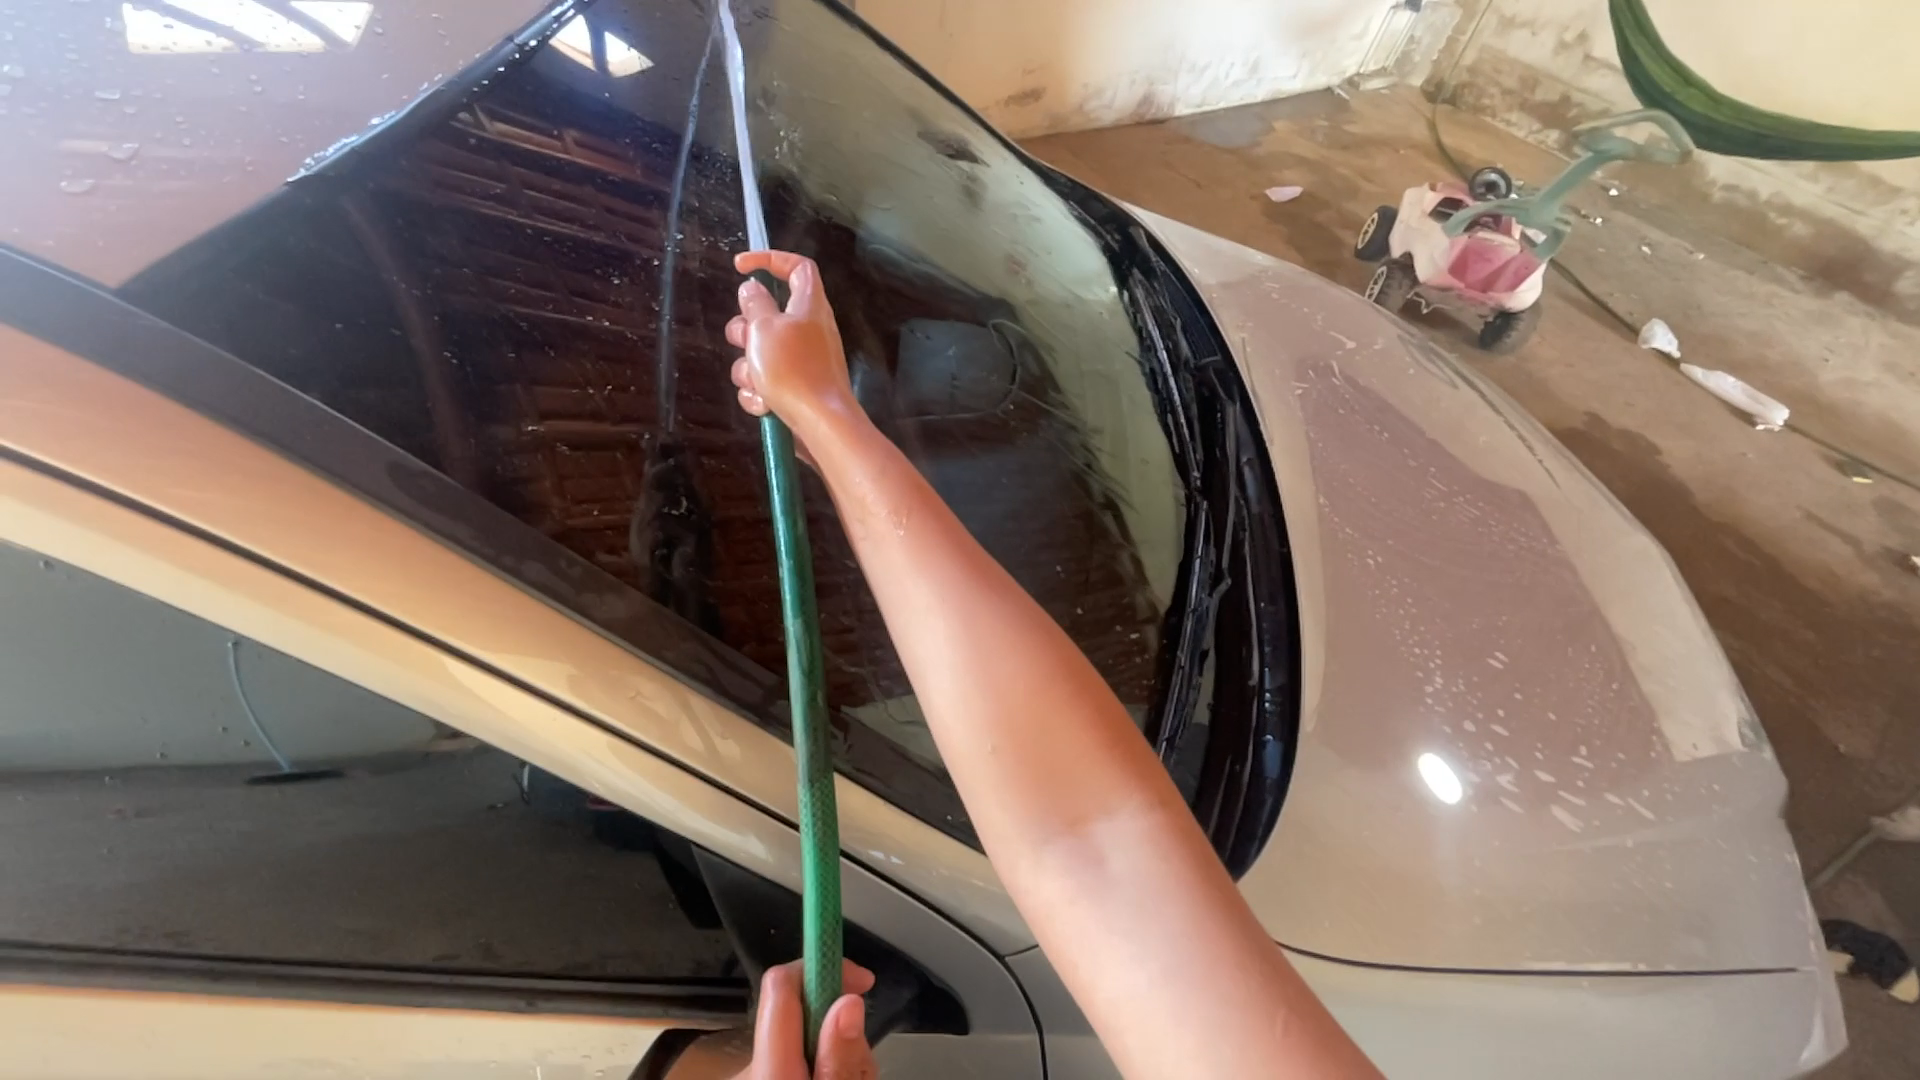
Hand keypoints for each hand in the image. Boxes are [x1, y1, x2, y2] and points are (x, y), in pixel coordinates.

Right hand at [727, 251, 858, 438]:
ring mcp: (802, 361)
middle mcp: (808, 330)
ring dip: (748, 368)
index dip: (770, 259)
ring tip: (757, 382)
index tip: (740, 267)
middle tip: (745, 342)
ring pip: (759, 352)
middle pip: (767, 314)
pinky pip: (765, 382)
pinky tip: (763, 404)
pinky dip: (759, 392)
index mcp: (809, 306)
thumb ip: (755, 304)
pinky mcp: (796, 389)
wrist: (819, 425)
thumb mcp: (765, 328)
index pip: (797, 267)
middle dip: (745, 329)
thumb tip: (752, 289)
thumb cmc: (793, 370)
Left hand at [733, 958, 878, 1079]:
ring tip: (852, 1077)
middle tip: (863, 1059)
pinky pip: (792, 1055)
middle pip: (799, 1010)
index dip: (822, 966)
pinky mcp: (757, 1079)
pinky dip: (817, 1063)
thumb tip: (849, 1000)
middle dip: (838, 1022)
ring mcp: (747, 1074)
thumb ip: (842, 1060)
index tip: (860, 979)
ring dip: (831, 1047)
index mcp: (765, 1069)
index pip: (781, 983)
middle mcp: (747, 1065)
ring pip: (800, 1034)